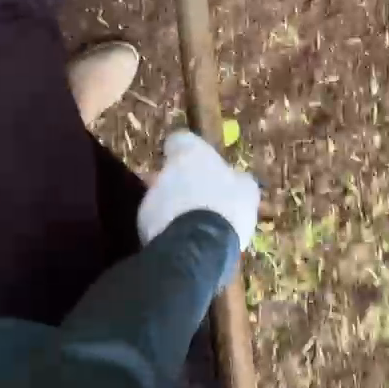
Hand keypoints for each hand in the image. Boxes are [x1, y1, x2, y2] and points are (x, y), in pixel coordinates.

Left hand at [137, 131, 260, 252]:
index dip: (189, 151)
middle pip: (170, 171)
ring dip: (174, 208)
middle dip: (182, 184)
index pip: (180, 139)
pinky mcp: (141, 225)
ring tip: (194, 227)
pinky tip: (184, 242)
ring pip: (161, 198)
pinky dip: (167, 229)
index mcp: (191, 153)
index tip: (199, 163)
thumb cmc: (228, 208)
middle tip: (201, 201)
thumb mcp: (246, 191)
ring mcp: (151, 198)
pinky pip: (155, 223)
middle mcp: (166, 170)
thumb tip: (235, 178)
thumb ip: (236, 179)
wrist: (198, 248)